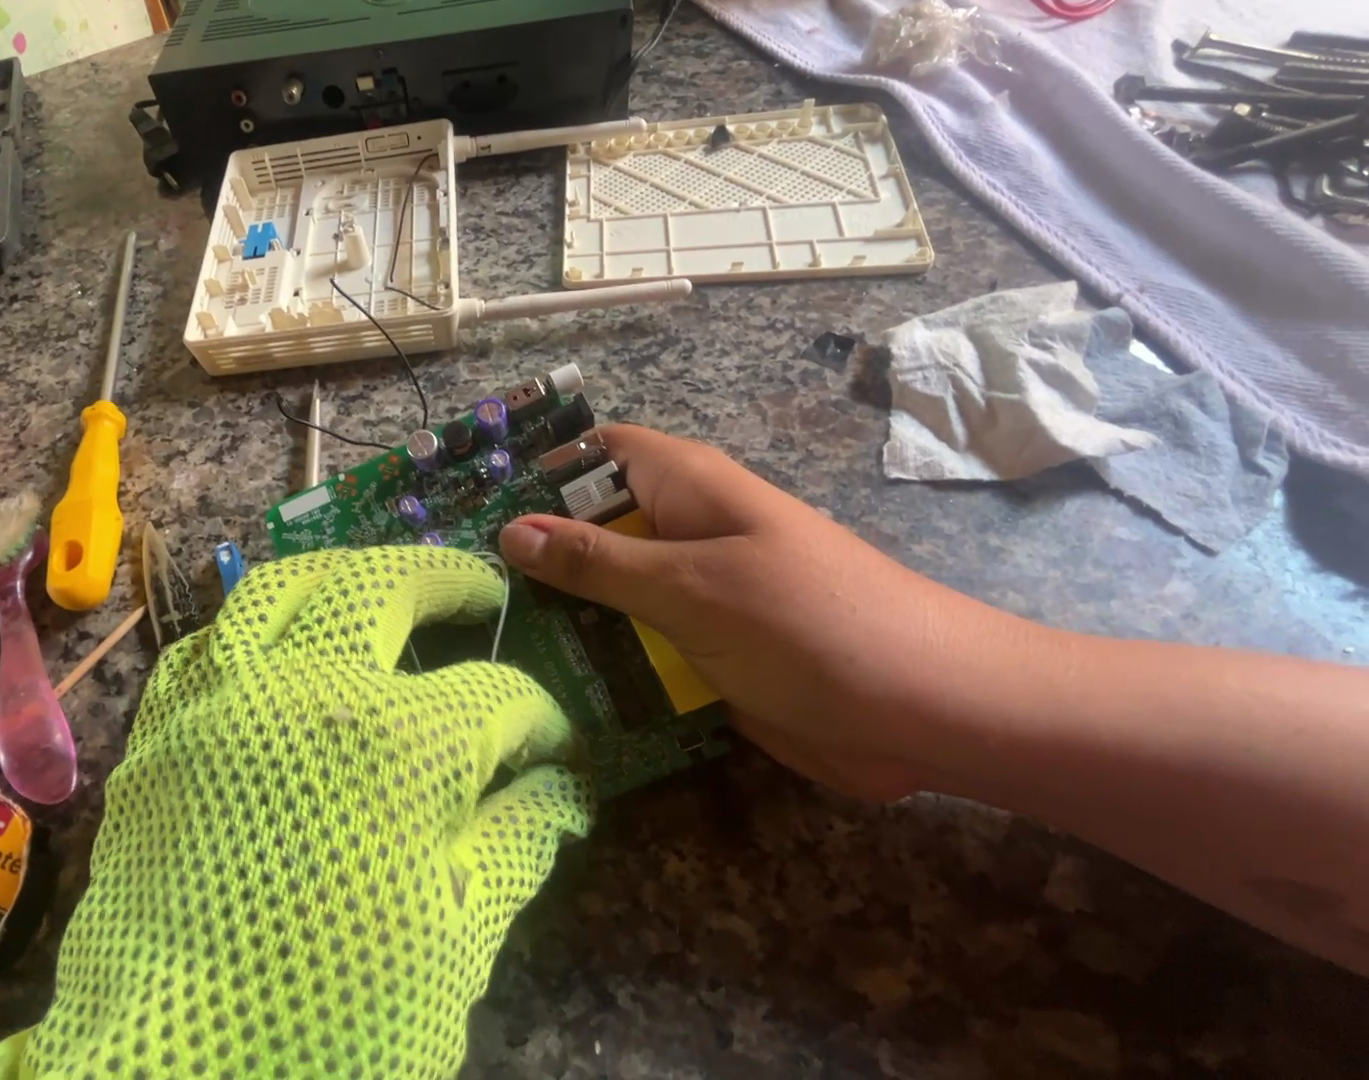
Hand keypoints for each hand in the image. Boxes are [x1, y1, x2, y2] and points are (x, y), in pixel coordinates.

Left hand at [0, 547, 591, 1079]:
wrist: (171, 1078)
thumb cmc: (334, 1019)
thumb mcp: (456, 941)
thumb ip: (517, 841)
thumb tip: (560, 789)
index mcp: (401, 742)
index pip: (498, 696)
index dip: (539, 720)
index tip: (552, 746)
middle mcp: (308, 690)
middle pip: (384, 586)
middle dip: (447, 579)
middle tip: (479, 590)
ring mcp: (223, 700)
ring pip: (283, 587)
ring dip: (345, 574)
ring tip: (381, 585)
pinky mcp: (161, 732)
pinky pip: (209, 644)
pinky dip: (254, 628)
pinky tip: (282, 644)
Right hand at [498, 425, 1022, 801]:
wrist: (926, 713)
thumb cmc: (811, 625)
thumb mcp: (691, 586)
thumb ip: (599, 561)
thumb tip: (512, 530)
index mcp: (686, 487)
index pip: (595, 452)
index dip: (536, 468)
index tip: (467, 502)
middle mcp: (681, 533)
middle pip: (588, 528)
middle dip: (532, 554)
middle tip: (457, 587)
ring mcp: (689, 595)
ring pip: (603, 593)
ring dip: (557, 615)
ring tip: (481, 638)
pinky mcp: (698, 650)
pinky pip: (631, 644)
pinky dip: (594, 658)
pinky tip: (542, 682)